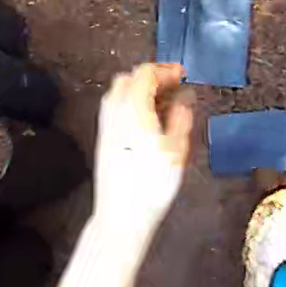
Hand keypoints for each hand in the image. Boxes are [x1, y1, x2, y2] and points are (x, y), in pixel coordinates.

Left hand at [93, 63, 195, 226]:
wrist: (121, 216)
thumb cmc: (152, 185)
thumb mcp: (177, 151)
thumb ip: (181, 118)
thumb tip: (184, 100)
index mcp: (133, 108)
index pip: (145, 73)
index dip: (165, 70)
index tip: (182, 75)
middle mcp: (114, 112)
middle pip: (128, 79)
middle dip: (151, 77)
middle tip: (173, 87)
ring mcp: (105, 125)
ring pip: (118, 93)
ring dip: (139, 89)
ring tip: (162, 103)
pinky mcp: (102, 139)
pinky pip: (114, 108)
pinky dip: (131, 103)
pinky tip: (146, 120)